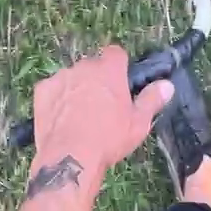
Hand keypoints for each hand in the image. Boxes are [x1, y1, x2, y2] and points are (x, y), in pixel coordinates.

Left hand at [29, 45, 174, 174]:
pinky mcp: (42, 90)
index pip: (116, 54)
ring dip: (76, 89)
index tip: (120, 85)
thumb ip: (151, 100)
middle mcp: (85, 65)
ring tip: (80, 117)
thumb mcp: (138, 123)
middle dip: (97, 80)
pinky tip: (60, 119)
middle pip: (93, 66)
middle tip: (102, 106)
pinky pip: (52, 89)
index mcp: (109, 69)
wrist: (71, 157)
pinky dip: (56, 100)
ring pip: (72, 77)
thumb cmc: (109, 139)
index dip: (119, 67)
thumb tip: (167, 85)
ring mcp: (61, 76)